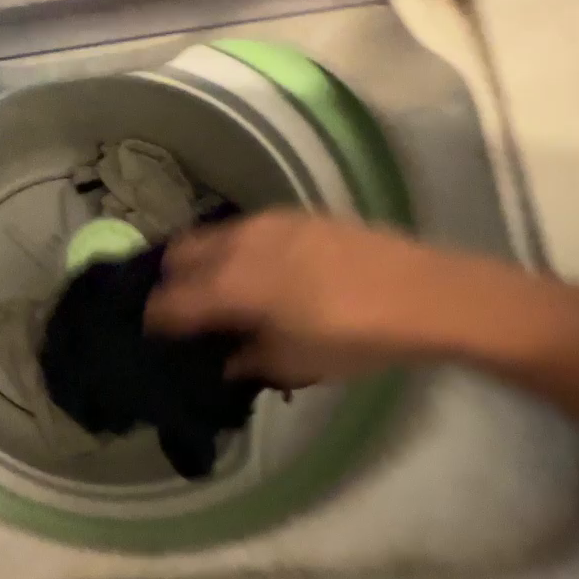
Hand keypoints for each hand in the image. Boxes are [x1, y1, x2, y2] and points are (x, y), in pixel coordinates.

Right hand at [144, 210, 500, 383]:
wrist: (425, 293)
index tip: (154, 336)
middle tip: (182, 312)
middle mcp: (235, 246)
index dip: (154, 320)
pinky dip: (231, 250)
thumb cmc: (355, 338)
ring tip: (216, 290)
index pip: (169, 301)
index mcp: (229, 286)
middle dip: (171, 283)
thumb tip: (222, 359)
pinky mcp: (289, 215)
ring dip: (199, 263)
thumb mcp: (295, 363)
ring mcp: (262, 224)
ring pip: (207, 238)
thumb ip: (246, 358)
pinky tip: (255, 272)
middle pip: (177, 257)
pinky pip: (240, 231)